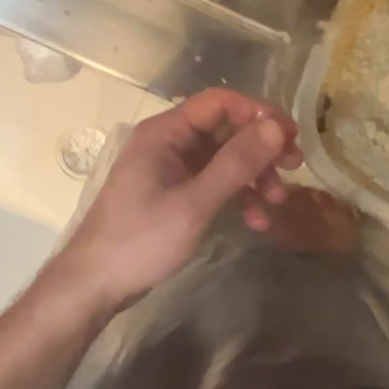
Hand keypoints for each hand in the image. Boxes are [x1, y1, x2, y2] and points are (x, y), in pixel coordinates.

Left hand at [47, 88, 302, 312]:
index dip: (258, 113)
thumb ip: (236, 163)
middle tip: (293, 167)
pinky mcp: (175, 194)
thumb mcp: (195, 202)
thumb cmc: (141, 239)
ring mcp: (171, 169)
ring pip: (224, 159)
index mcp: (165, 132)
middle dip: (261, 149)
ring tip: (277, 202)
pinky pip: (214, 183)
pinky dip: (238, 196)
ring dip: (254, 176)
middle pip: (225, 130)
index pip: (219, 103)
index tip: (291, 135)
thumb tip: (276, 128)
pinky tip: (256, 221)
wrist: (95, 285)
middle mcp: (168, 143)